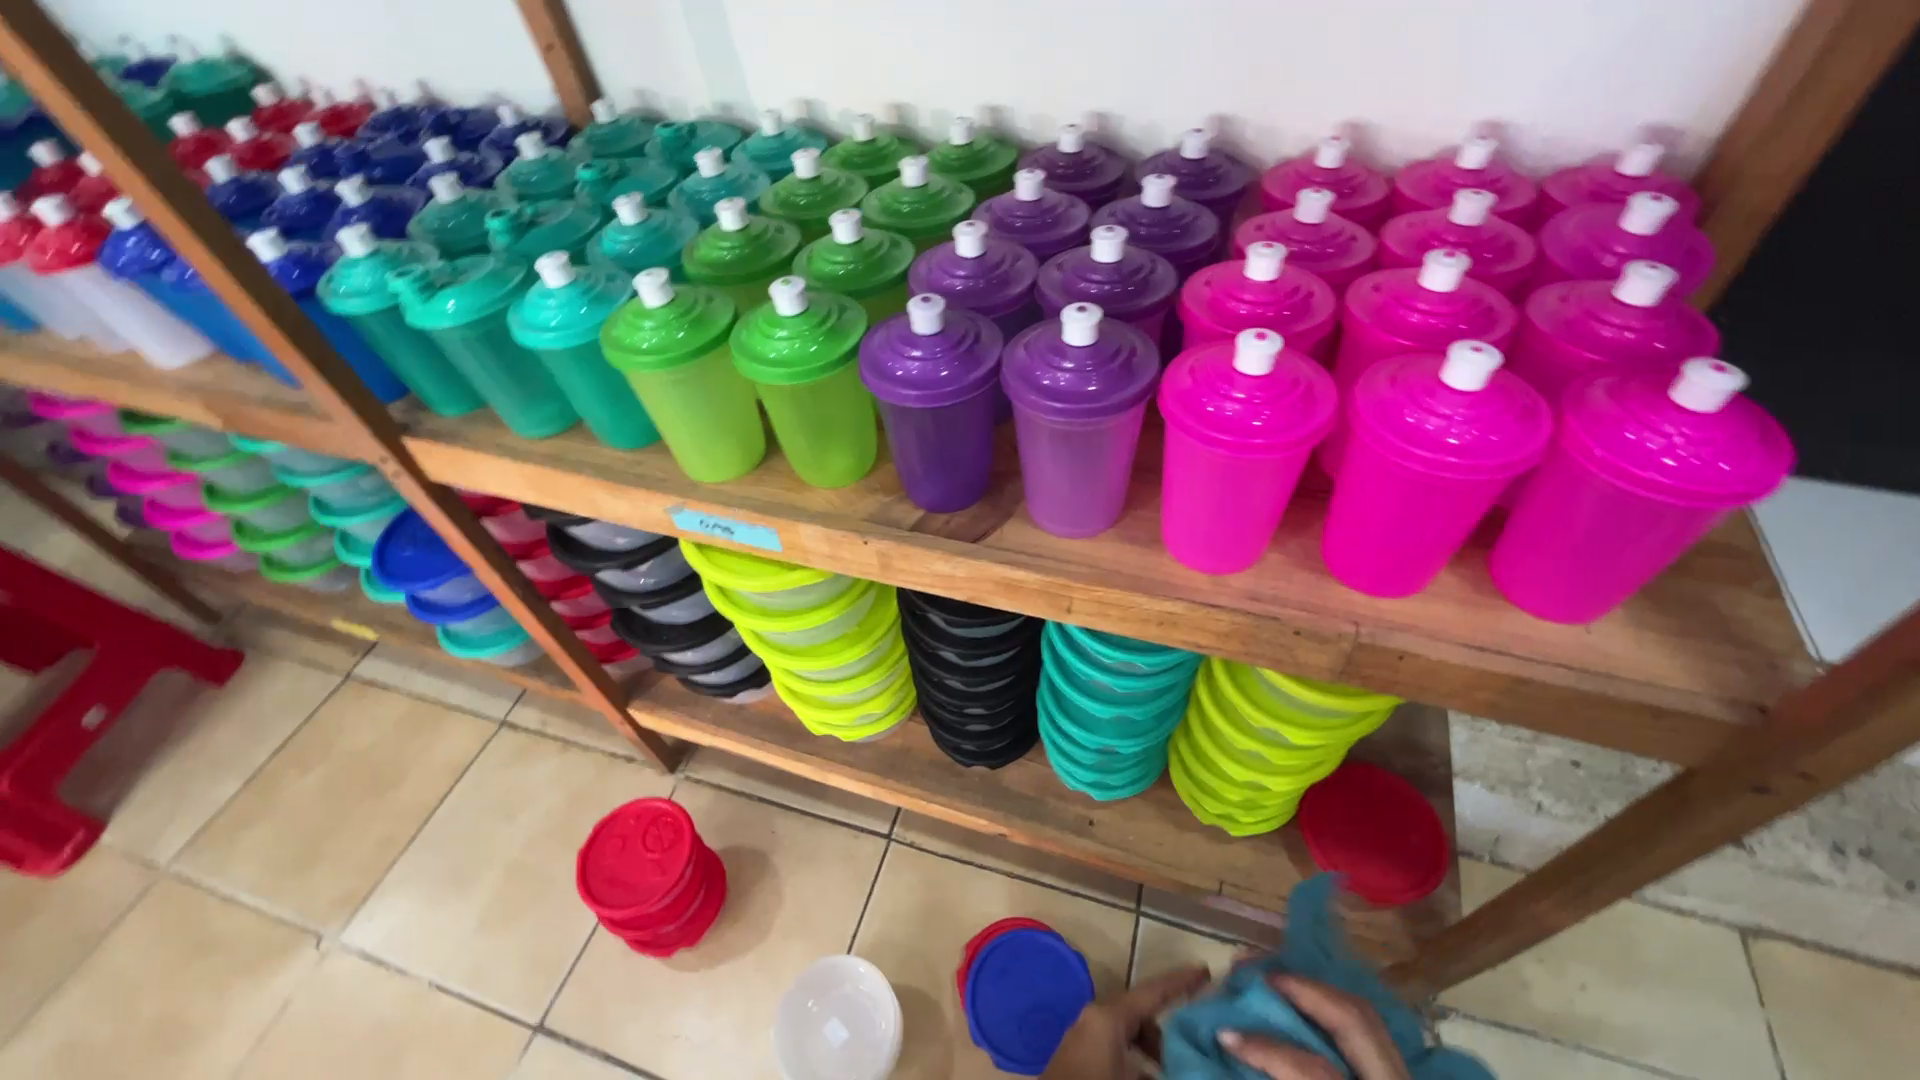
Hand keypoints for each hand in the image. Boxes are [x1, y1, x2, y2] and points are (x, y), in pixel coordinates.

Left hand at [1040, 965, 1210, 1079]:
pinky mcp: (1079, 1061)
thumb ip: (1167, 1070)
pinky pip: (1116, 1052)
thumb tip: (1193, 1067)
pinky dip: (1136, 1063)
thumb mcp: (1136, 1079)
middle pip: (1140, 1014)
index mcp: (1107, 1018)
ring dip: (1153, 1052)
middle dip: (1169, 1031)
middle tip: (1198, 1047)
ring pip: (1128, 1035)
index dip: (1180, 982)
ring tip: (1179, 1070)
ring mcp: (1084, 1039)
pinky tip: (1151, 1079)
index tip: (1205, 972)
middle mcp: (1094, 1020)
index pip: (1152, 991)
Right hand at [1217, 975, 1411, 1079]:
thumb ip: (1286, 1078)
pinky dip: (1336, 1011)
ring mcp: (1406, 1075)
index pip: (1312, 1068)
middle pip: (1355, 1017)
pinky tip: (1308, 1007)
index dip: (1265, 1049)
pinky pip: (1370, 1031)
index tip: (1225, 1035)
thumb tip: (1236, 1048)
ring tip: (1278, 981)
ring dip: (1319, 992)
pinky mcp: (1403, 1074)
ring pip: (1368, 1015)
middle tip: (1258, 975)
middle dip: (1304, 988)